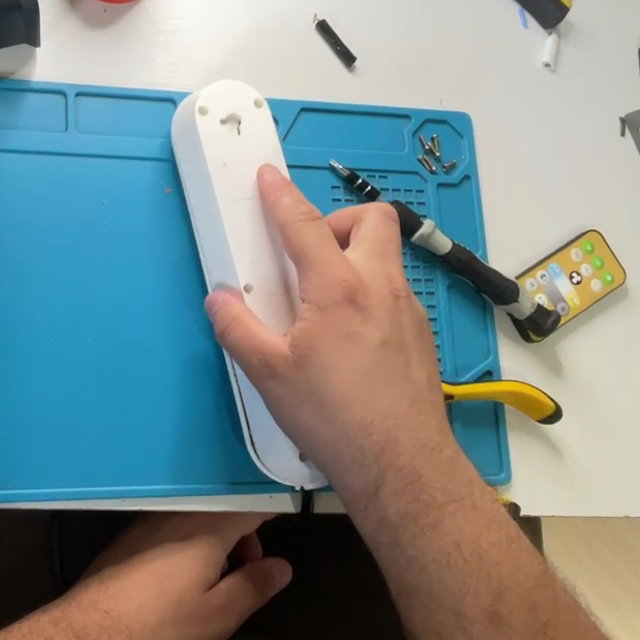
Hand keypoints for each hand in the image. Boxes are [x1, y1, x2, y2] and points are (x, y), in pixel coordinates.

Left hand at [62, 512, 290, 639]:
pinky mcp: (129, 536)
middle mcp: (178, 513)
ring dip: (218, 540)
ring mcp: (149, 521)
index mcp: (207, 526)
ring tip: (218, 578)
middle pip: (223, 508)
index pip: (250, 504)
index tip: (286, 525)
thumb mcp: (220, 614)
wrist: (92, 632)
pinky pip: (173, 526)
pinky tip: (182, 577)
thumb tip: (283, 566)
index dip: (272, 512)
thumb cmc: (164, 625)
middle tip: (250, 569)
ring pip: (197, 517)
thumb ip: (256, 585)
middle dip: (245, 533)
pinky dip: (190, 542)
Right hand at [204, 164, 472, 505]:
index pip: (305, 225)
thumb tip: (220, 298)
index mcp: (338, 288)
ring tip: (322, 298)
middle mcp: (380, 287)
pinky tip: (348, 334)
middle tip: (308, 252)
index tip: (267, 176)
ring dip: (354, 256)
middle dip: (338, 219)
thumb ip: (238, 329)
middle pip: (373, 219)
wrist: (400, 463)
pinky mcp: (420, 335)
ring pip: (387, 256)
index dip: (281, 196)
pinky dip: (368, 291)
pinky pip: (393, 292)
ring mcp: (408, 310)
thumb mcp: (268, 374)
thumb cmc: (331, 416)